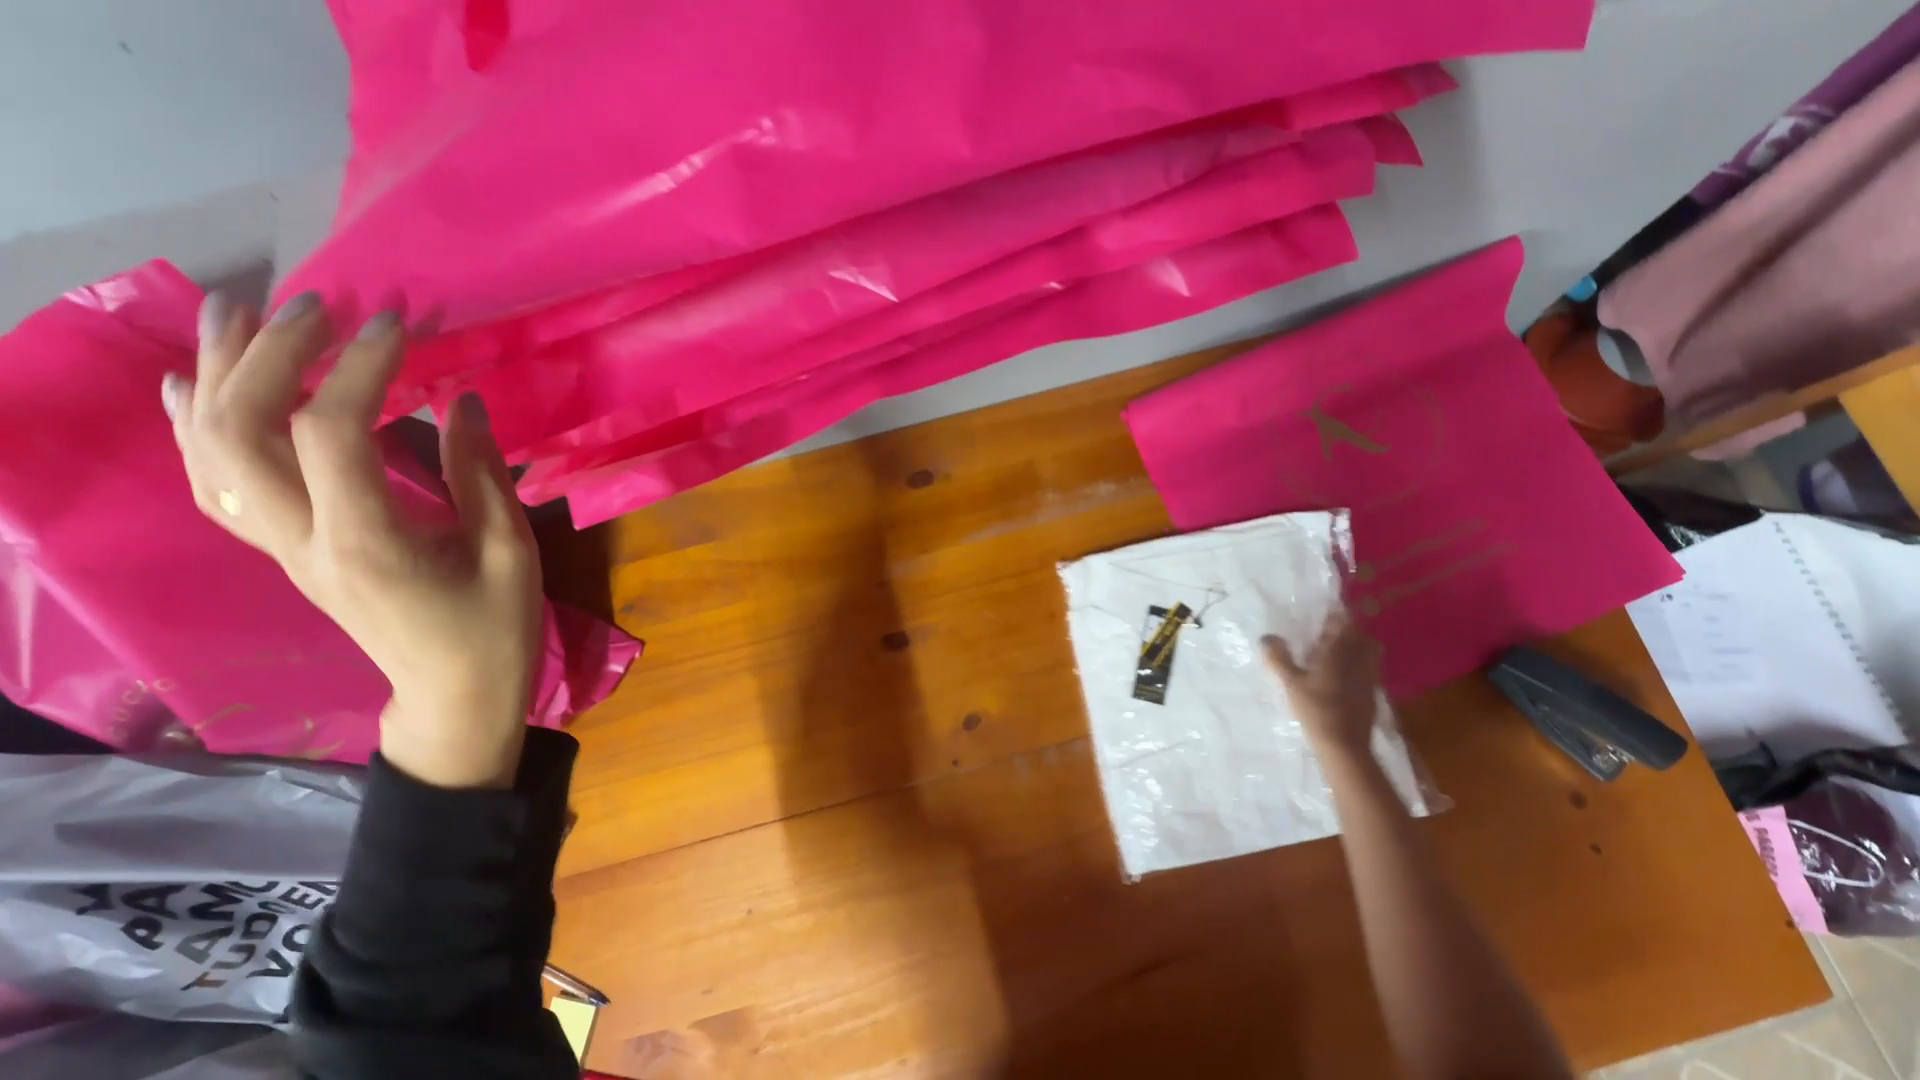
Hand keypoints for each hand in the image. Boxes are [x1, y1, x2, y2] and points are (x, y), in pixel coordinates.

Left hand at [164, 291, 541, 788]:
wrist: (451, 694)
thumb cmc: (493, 629)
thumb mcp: (510, 553)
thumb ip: (482, 474)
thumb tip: (462, 400)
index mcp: (368, 543)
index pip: (333, 434)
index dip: (360, 367)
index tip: (397, 323)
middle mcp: (302, 540)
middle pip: (243, 433)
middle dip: (270, 356)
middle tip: (313, 304)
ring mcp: (280, 546)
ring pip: (212, 452)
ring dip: (217, 375)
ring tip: (237, 311)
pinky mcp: (281, 548)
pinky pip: (213, 483)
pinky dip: (193, 427)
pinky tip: (193, 383)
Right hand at [1261, 609, 1382, 754]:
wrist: (1344, 743)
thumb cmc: (1316, 709)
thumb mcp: (1291, 683)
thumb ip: (1278, 658)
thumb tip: (1266, 637)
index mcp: (1338, 650)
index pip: (1342, 622)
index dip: (1334, 615)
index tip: (1324, 613)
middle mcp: (1358, 657)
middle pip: (1359, 634)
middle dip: (1346, 630)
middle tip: (1327, 633)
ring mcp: (1369, 675)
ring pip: (1368, 650)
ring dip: (1355, 646)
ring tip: (1336, 653)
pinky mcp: (1373, 691)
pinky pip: (1369, 667)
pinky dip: (1359, 664)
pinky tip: (1343, 676)